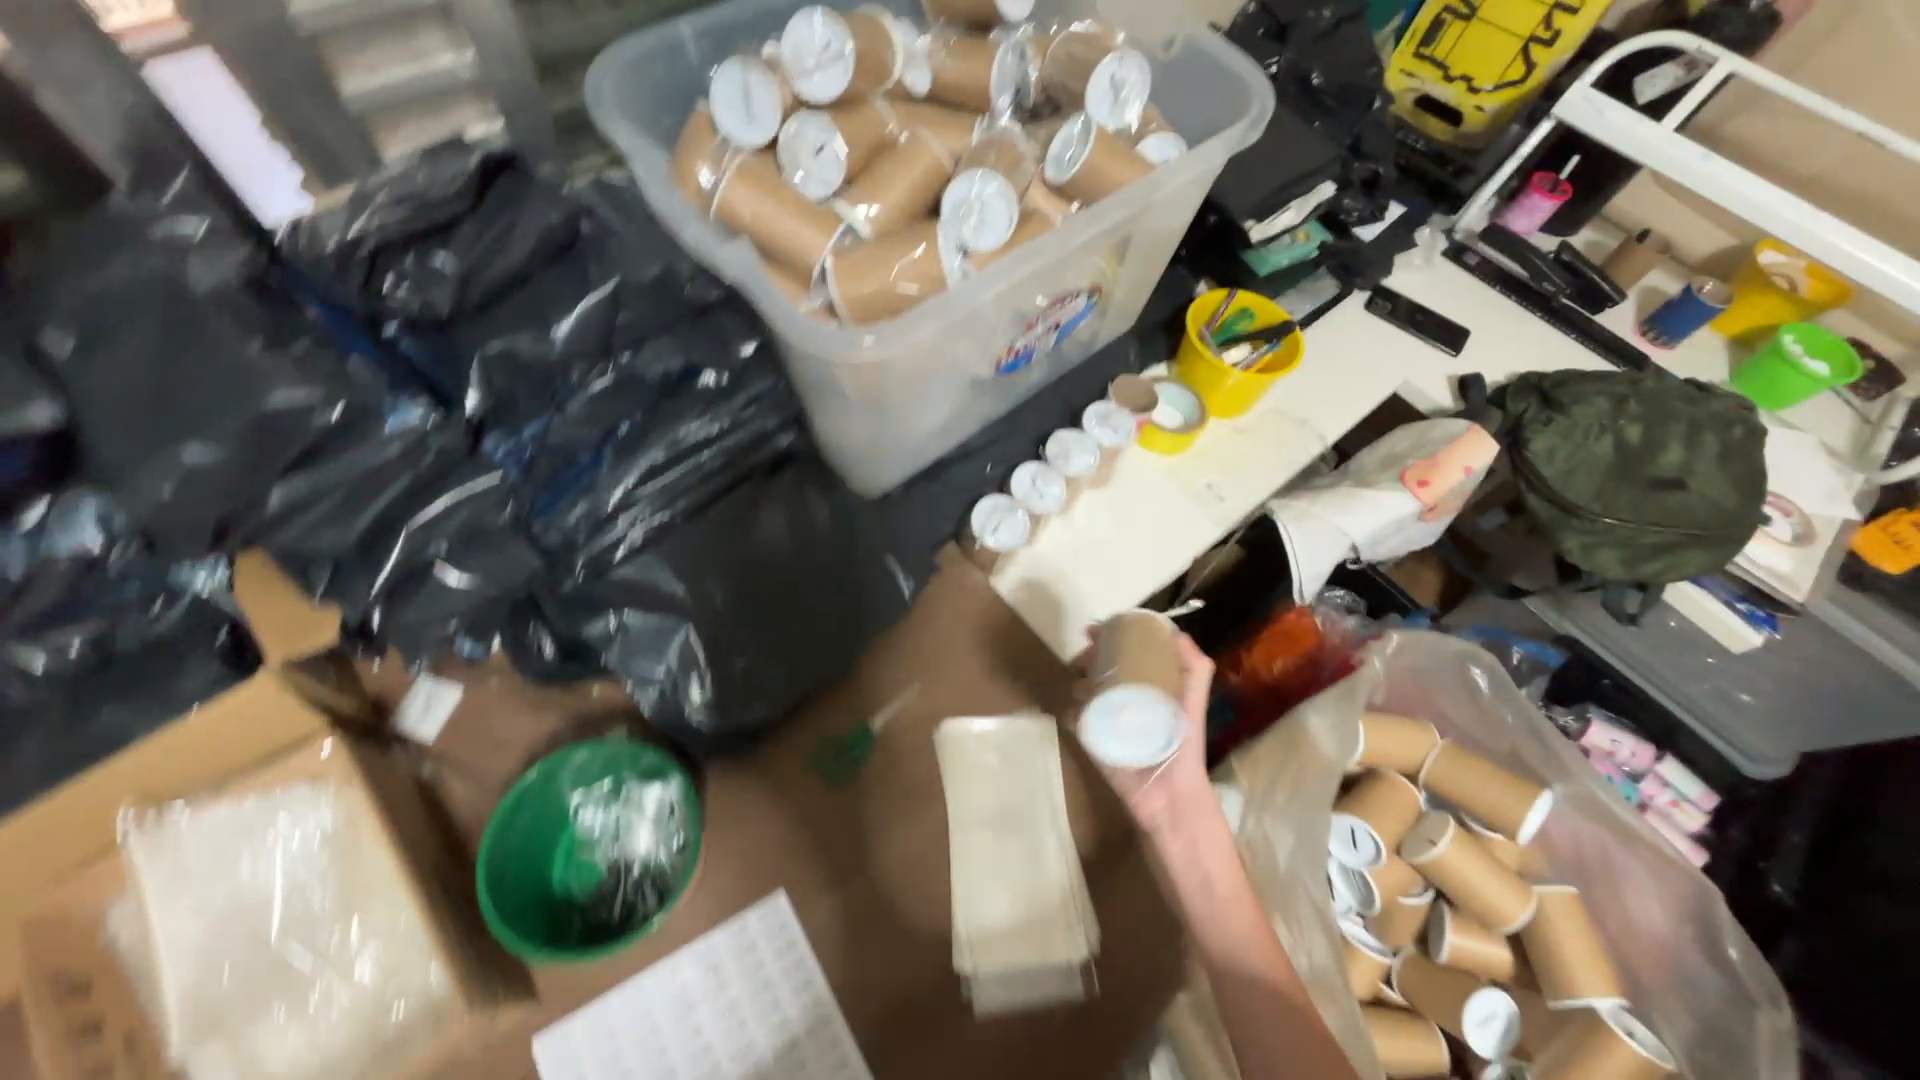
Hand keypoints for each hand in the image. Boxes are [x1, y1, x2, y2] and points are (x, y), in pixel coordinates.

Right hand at [1078, 628, 1216, 836]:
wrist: (1168, 793)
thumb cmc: (1183, 746)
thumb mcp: (1194, 701)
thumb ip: (1195, 669)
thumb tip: (1177, 632)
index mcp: (1150, 687)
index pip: (1126, 654)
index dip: (1111, 638)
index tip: (1097, 630)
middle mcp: (1127, 699)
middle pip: (1100, 669)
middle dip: (1090, 658)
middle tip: (1086, 658)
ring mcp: (1108, 720)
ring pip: (1084, 691)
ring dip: (1079, 684)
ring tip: (1084, 687)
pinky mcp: (1093, 741)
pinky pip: (1074, 720)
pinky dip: (1071, 713)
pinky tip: (1076, 711)